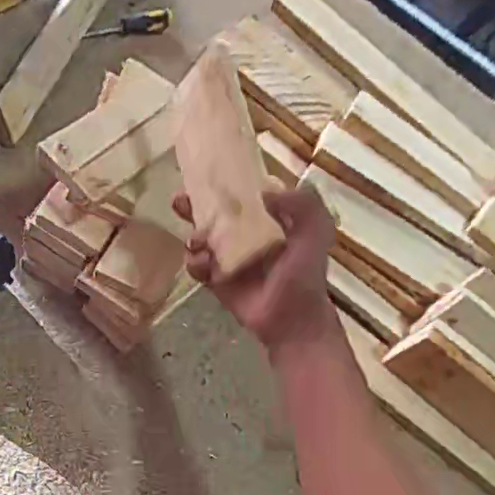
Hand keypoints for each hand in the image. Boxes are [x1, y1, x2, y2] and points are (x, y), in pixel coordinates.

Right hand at [176, 187, 336, 353]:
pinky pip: (197, 266)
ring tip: (196, 241)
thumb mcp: (316, 230)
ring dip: (192, 236)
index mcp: (270, 220)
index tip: (208, 175)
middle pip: (214, 214)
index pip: (243, 195)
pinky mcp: (217, 281)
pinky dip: (194, 263)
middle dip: (194, 205)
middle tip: (179, 200)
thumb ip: (302, 203)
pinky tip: (202, 264)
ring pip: (201, 239)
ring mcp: (229, 258)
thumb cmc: (304, 274)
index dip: (226, 184)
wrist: (291, 319)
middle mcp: (247, 235)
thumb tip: (264, 192)